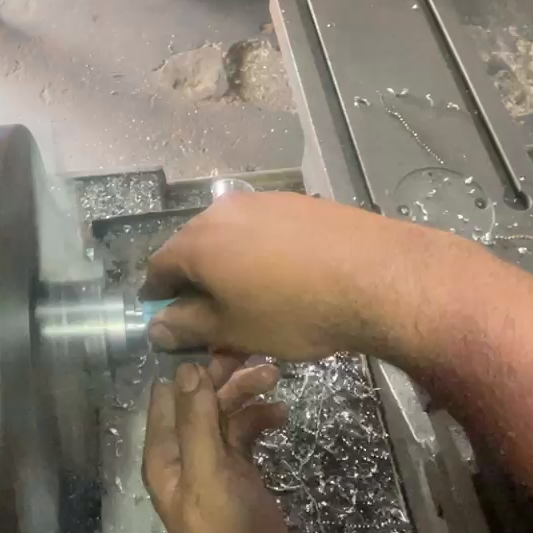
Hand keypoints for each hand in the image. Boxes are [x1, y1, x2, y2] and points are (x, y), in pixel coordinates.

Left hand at [145, 354, 312, 532]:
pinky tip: (281, 412)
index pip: (169, 394)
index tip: (218, 336)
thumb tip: (185, 367)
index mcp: (165, 454)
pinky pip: (247, 433)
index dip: (190, 365)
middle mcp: (185, 454)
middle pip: (200, 399)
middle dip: (223, 374)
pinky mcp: (243, 474)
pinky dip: (261, 417)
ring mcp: (216, 463)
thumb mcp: (207, 476)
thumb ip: (195, 422)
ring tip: (274, 373)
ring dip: (246, 391)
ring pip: (226, 412)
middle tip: (255, 350)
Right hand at [146, 191, 470, 361]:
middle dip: (196, 281)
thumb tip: (156, 326)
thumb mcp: (234, 330)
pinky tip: (285, 276)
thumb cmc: (293, 311)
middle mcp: (220, 211)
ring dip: (229, 265)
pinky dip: (260, 252)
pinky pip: (262, 229)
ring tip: (253, 298)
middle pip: (193, 247)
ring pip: (229, 236)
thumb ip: (188, 326)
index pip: (158, 266)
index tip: (167, 318)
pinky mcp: (294, 202)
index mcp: (196, 242)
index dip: (158, 295)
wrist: (375, 276)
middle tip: (213, 315)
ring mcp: (260, 201)